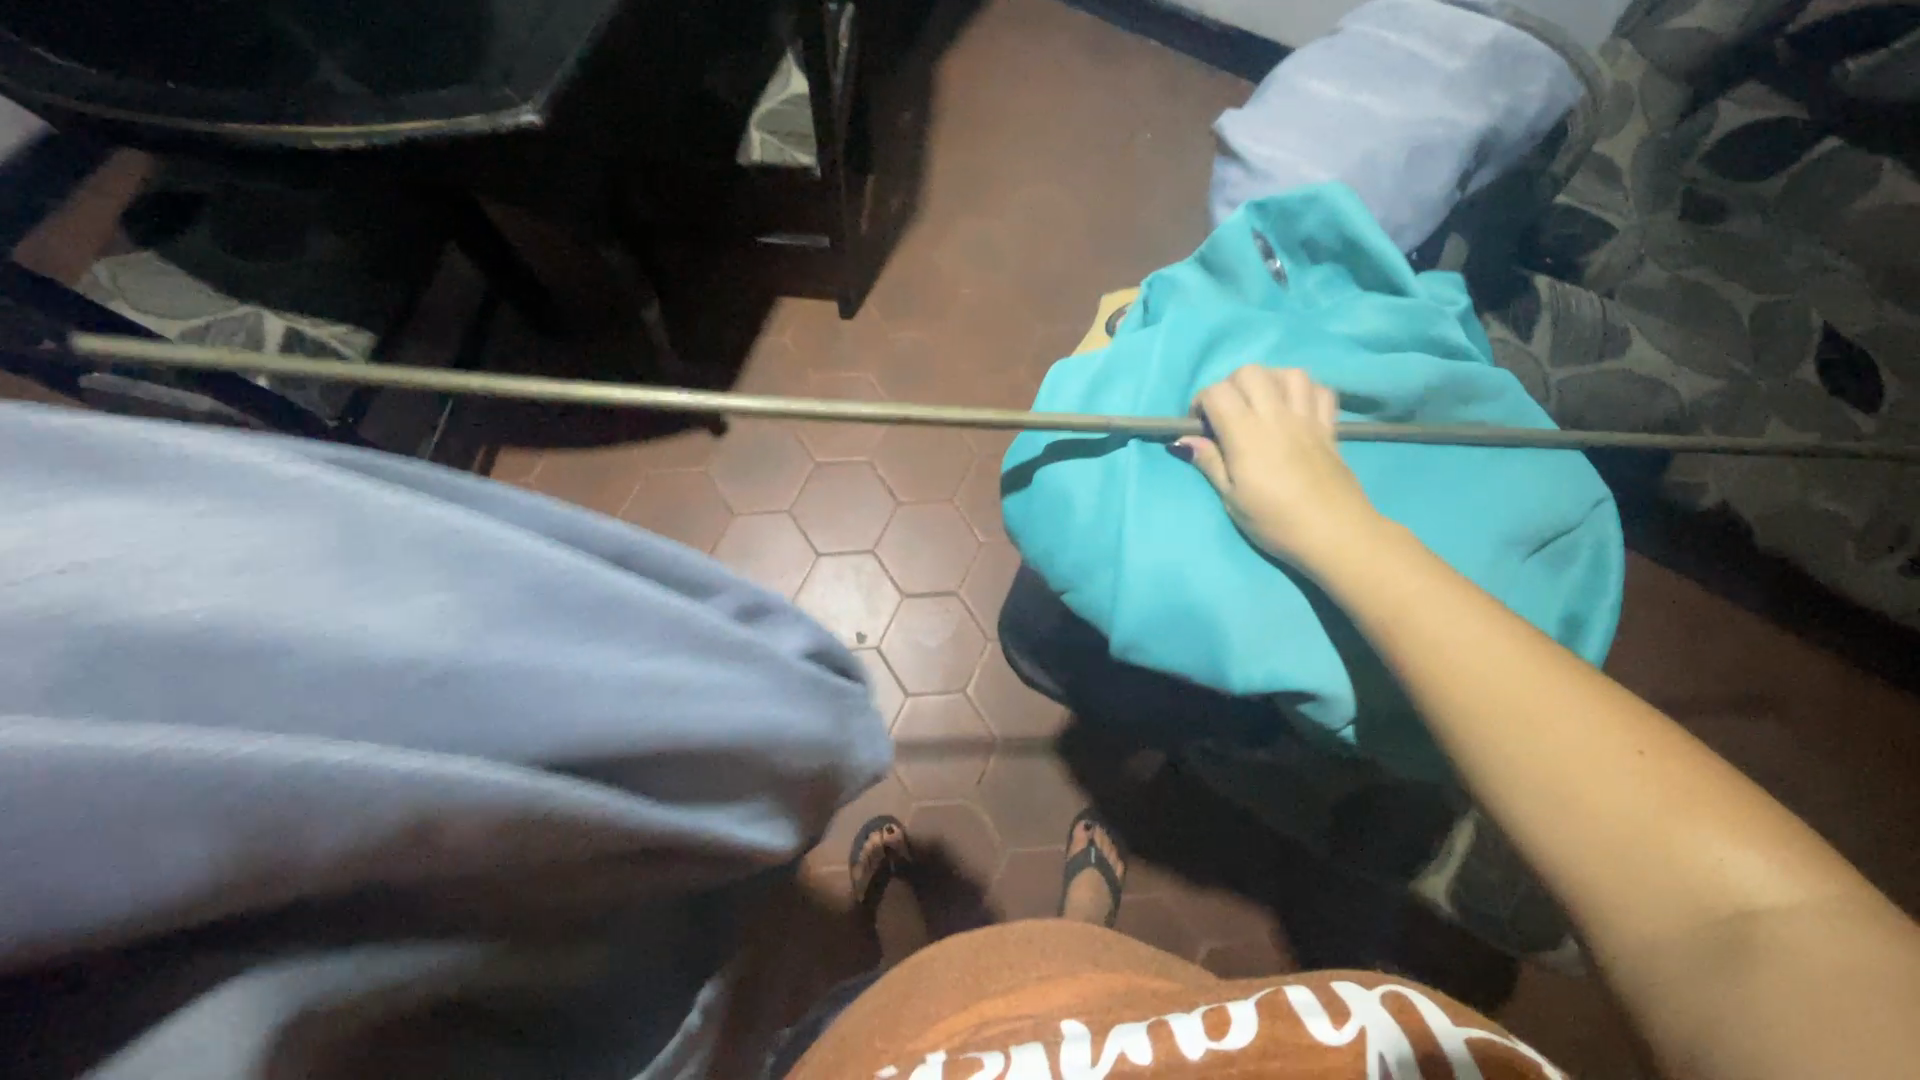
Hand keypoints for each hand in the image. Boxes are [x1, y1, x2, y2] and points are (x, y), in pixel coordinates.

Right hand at [1176, 366, 1384, 571]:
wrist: (1336, 535)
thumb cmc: (1276, 522)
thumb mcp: (1232, 499)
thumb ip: (1210, 463)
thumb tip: (1183, 441)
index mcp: (1247, 434)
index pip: (1217, 392)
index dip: (1201, 403)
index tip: (1200, 427)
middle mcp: (1277, 416)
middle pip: (1250, 372)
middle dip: (1231, 386)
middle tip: (1228, 415)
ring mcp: (1307, 419)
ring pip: (1288, 373)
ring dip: (1269, 381)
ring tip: (1261, 405)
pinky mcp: (1330, 428)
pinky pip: (1320, 391)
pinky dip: (1305, 392)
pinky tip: (1295, 409)